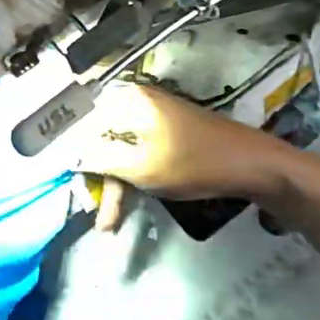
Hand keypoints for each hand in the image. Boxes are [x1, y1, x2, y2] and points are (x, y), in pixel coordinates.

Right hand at [67, 83, 300, 204]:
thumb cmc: (195, 162)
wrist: (254, 165)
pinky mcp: (168, 131)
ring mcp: (155, 115)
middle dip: (96, 176)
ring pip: (120, 147)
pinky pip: (138, 150)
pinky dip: (131, 176)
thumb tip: (69, 153)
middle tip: (96, 213)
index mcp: (130, 98)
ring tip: (110, 220)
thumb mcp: (142, 165)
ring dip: (114, 182)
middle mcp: (138, 100)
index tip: (65, 178)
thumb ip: (102, 158)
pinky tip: (127, 201)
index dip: (71, 149)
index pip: (84, 118)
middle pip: (101, 135)